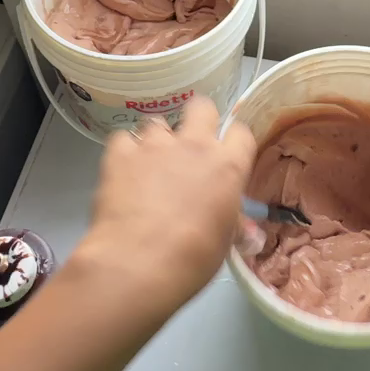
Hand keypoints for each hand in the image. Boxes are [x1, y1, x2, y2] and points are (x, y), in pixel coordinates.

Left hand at [70, 95, 256, 318]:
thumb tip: (248, 236)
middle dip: (197, 120)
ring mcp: (155, 145)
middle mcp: (194, 145)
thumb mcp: (224, 242)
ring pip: (157, 123)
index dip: (234, 141)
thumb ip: (234, 226)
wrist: (140, 263)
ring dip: (156, 140)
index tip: (227, 155)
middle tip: (189, 145)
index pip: (241, 132)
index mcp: (227, 165)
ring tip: (150, 164)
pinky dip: (123, 152)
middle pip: (202, 107)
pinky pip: (122, 139)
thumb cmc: (194, 257)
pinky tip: (122, 171)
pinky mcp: (121, 154)